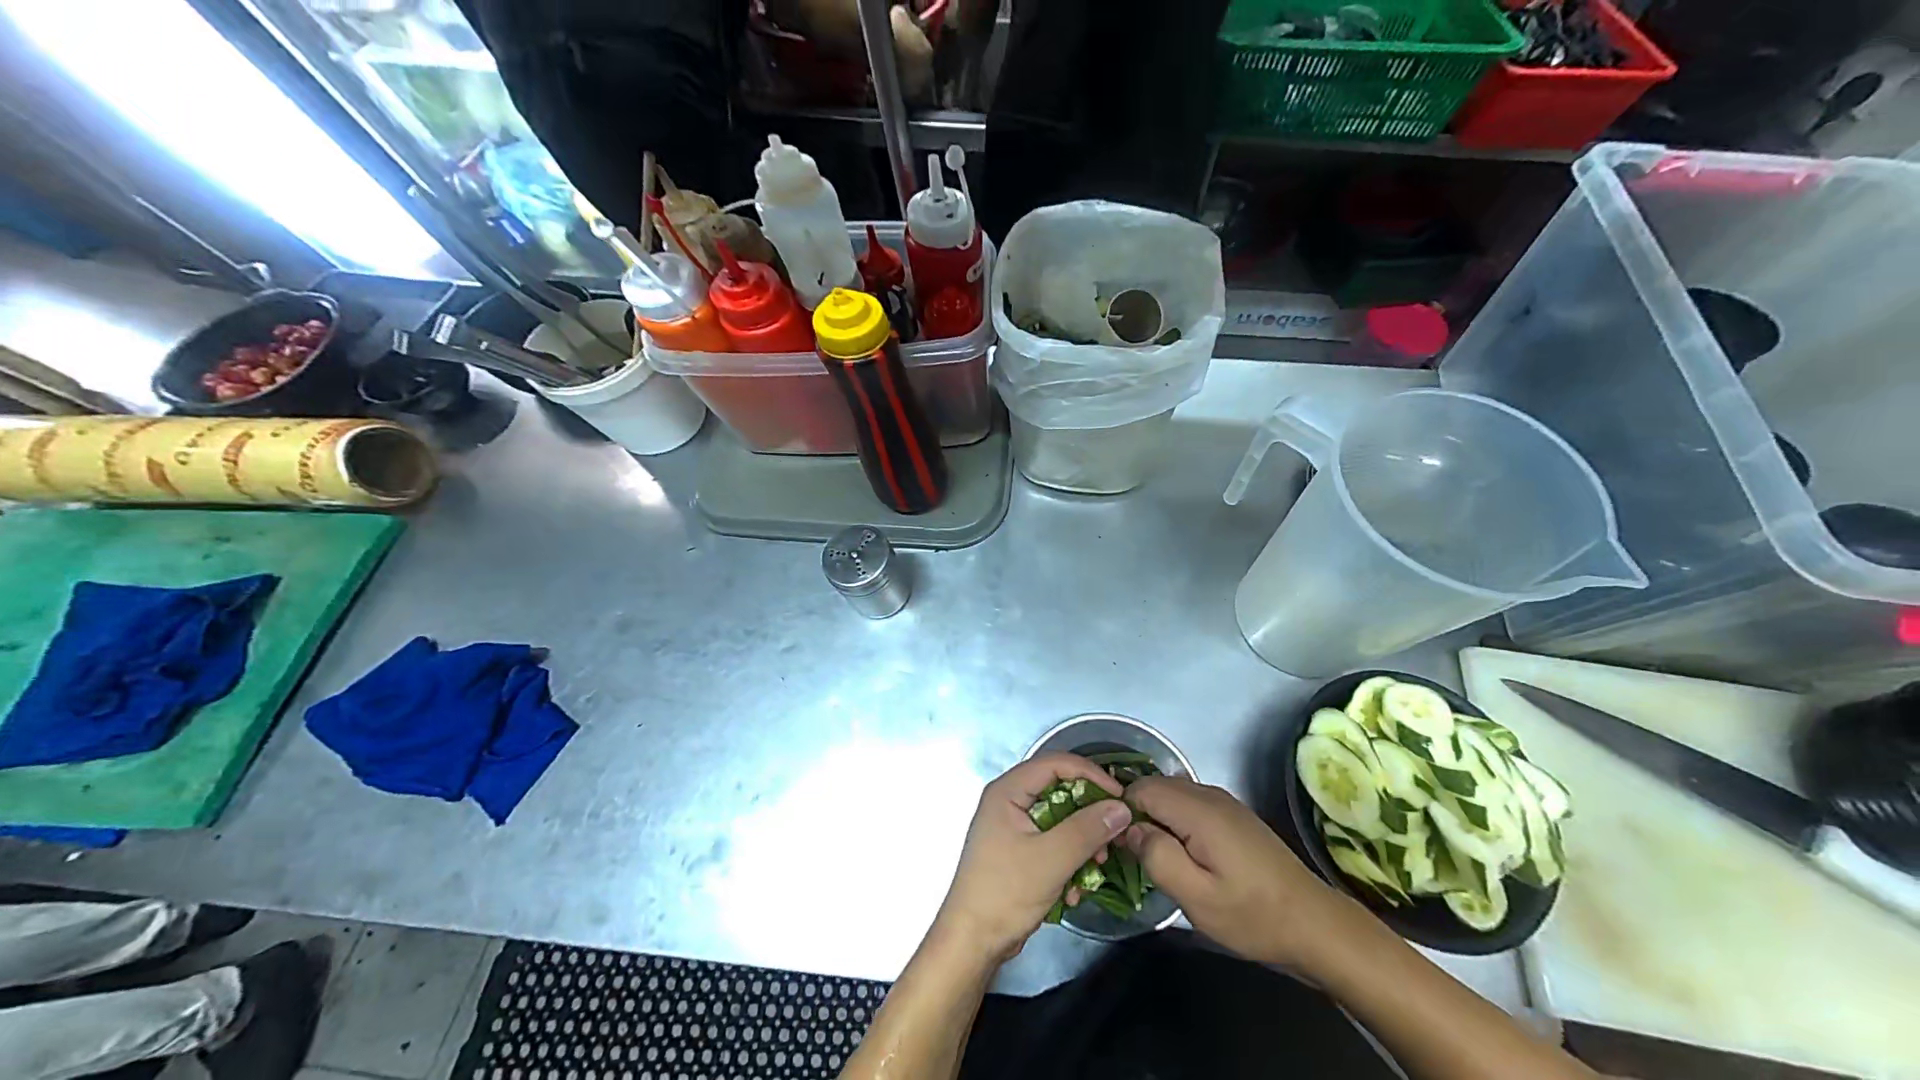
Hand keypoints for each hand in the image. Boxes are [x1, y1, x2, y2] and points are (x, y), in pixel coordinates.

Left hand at [934, 754, 1133, 961]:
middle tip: (1113, 836)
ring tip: (1096, 868)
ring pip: (1062, 820)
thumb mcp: (1051, 859)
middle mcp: (1010, 801)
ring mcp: (1014, 827)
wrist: (972, 941)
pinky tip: (1075, 890)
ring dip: (1082, 844)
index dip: (1090, 774)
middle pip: (1061, 790)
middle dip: (1089, 815)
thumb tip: (1121, 808)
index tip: (1119, 798)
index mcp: (1009, 791)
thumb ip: (1087, 829)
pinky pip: (1054, 843)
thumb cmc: (1005, 892)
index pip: (1056, 763)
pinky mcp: (1020, 852)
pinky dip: (1069, 861)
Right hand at [1124, 775, 1353, 970]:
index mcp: (1199, 811)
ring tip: (1154, 857)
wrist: (1315, 926)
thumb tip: (1130, 829)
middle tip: (1131, 855)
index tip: (1116, 845)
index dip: (1121, 812)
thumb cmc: (1252, 915)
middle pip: (1155, 787)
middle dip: (1136, 814)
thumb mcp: (1196, 897)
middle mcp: (1210, 795)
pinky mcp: (1234, 816)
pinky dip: (1176, 822)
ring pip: (1172, 795)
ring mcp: (1225, 803)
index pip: (1141, 789)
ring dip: (1156, 818)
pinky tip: (1181, 854)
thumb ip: (1157, 857)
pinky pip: (1190, 805)